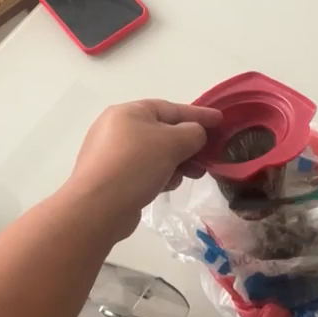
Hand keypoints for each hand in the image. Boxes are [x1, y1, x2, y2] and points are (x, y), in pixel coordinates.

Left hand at [64, 100, 220, 242]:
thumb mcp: (173, 142)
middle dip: (188, 145)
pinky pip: (142, 170)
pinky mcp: (109, 178)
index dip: (199, 115)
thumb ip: (193, 133)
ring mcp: (110, 154)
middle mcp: (116, 129)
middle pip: (162, 132)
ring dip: (176, 162)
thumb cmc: (136, 165)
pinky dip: (159, 174)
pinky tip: (168, 186)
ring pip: (154, 153)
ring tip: (191, 175)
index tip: (220, 120)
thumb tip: (196, 135)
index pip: (172, 108)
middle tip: (207, 157)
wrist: (97, 208)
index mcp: (129, 112)